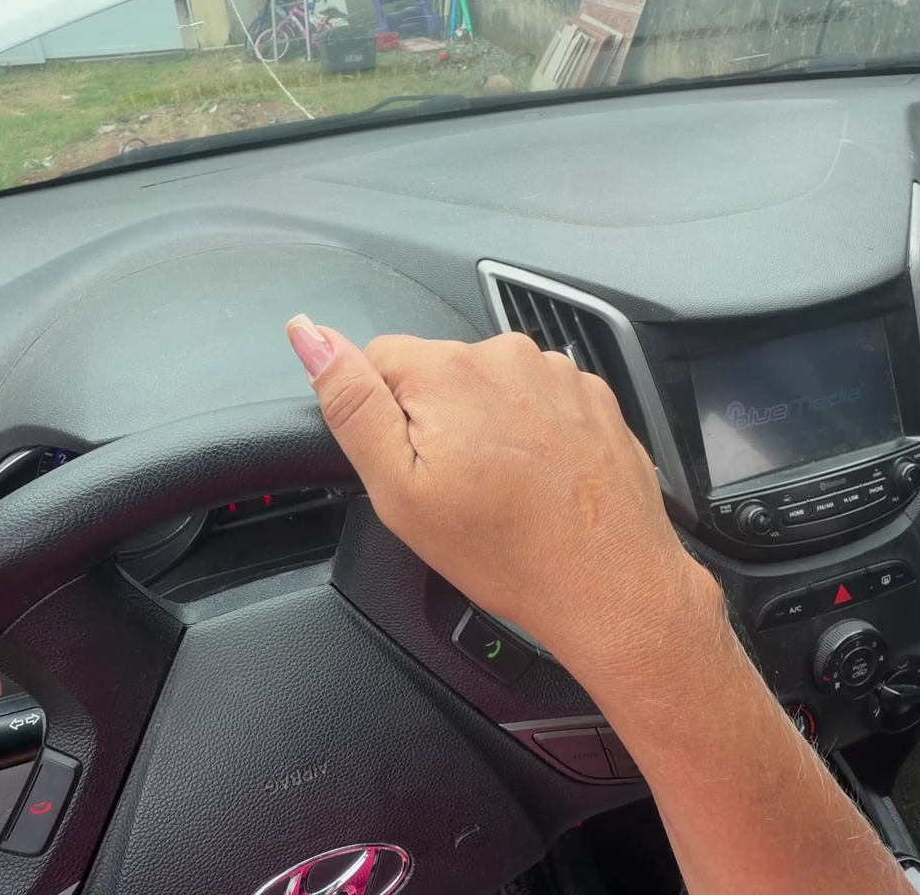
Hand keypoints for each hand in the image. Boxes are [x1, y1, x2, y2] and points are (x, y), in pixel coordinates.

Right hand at [285, 314, 721, 672]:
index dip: (387, 416)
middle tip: (461, 484)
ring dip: (487, 422)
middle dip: (437, 418)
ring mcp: (555, 372)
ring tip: (506, 485)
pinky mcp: (590, 393)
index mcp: (447, 371)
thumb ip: (350, 400)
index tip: (415, 462)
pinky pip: (537, 396)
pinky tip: (540, 476)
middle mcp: (505, 354)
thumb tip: (309, 335)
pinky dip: (531, 427)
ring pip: (489, 384)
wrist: (611, 584)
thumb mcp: (398, 486)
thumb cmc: (506, 549)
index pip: (380, 359)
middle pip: (438, 371)